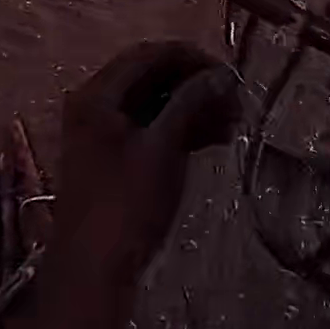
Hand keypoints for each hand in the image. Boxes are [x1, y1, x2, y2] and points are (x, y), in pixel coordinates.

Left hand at [48, 42, 241, 293]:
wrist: (93, 273)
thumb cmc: (126, 205)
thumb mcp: (162, 148)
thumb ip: (190, 103)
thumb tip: (222, 74)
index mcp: (98, 94)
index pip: (149, 55)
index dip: (191, 58)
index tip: (229, 73)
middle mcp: (97, 104)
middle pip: (151, 77)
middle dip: (195, 84)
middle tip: (236, 98)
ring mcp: (105, 131)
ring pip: (154, 104)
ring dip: (192, 108)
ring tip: (234, 120)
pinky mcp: (116, 156)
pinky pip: (151, 128)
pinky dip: (181, 129)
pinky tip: (216, 138)